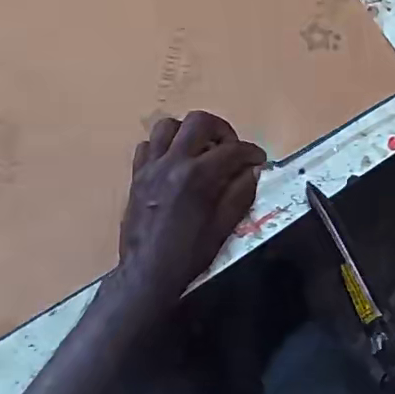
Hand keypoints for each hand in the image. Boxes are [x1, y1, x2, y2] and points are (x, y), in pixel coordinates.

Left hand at [109, 111, 265, 314]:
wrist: (148, 272)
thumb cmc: (189, 255)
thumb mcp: (223, 227)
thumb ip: (240, 194)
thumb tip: (253, 172)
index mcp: (197, 176)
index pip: (231, 150)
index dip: (250, 152)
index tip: (258, 159)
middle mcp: (172, 163)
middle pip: (199, 121)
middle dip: (221, 129)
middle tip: (230, 148)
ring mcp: (151, 167)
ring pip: (168, 125)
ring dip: (189, 132)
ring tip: (200, 150)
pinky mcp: (136, 175)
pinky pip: (147, 145)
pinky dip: (163, 146)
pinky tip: (174, 162)